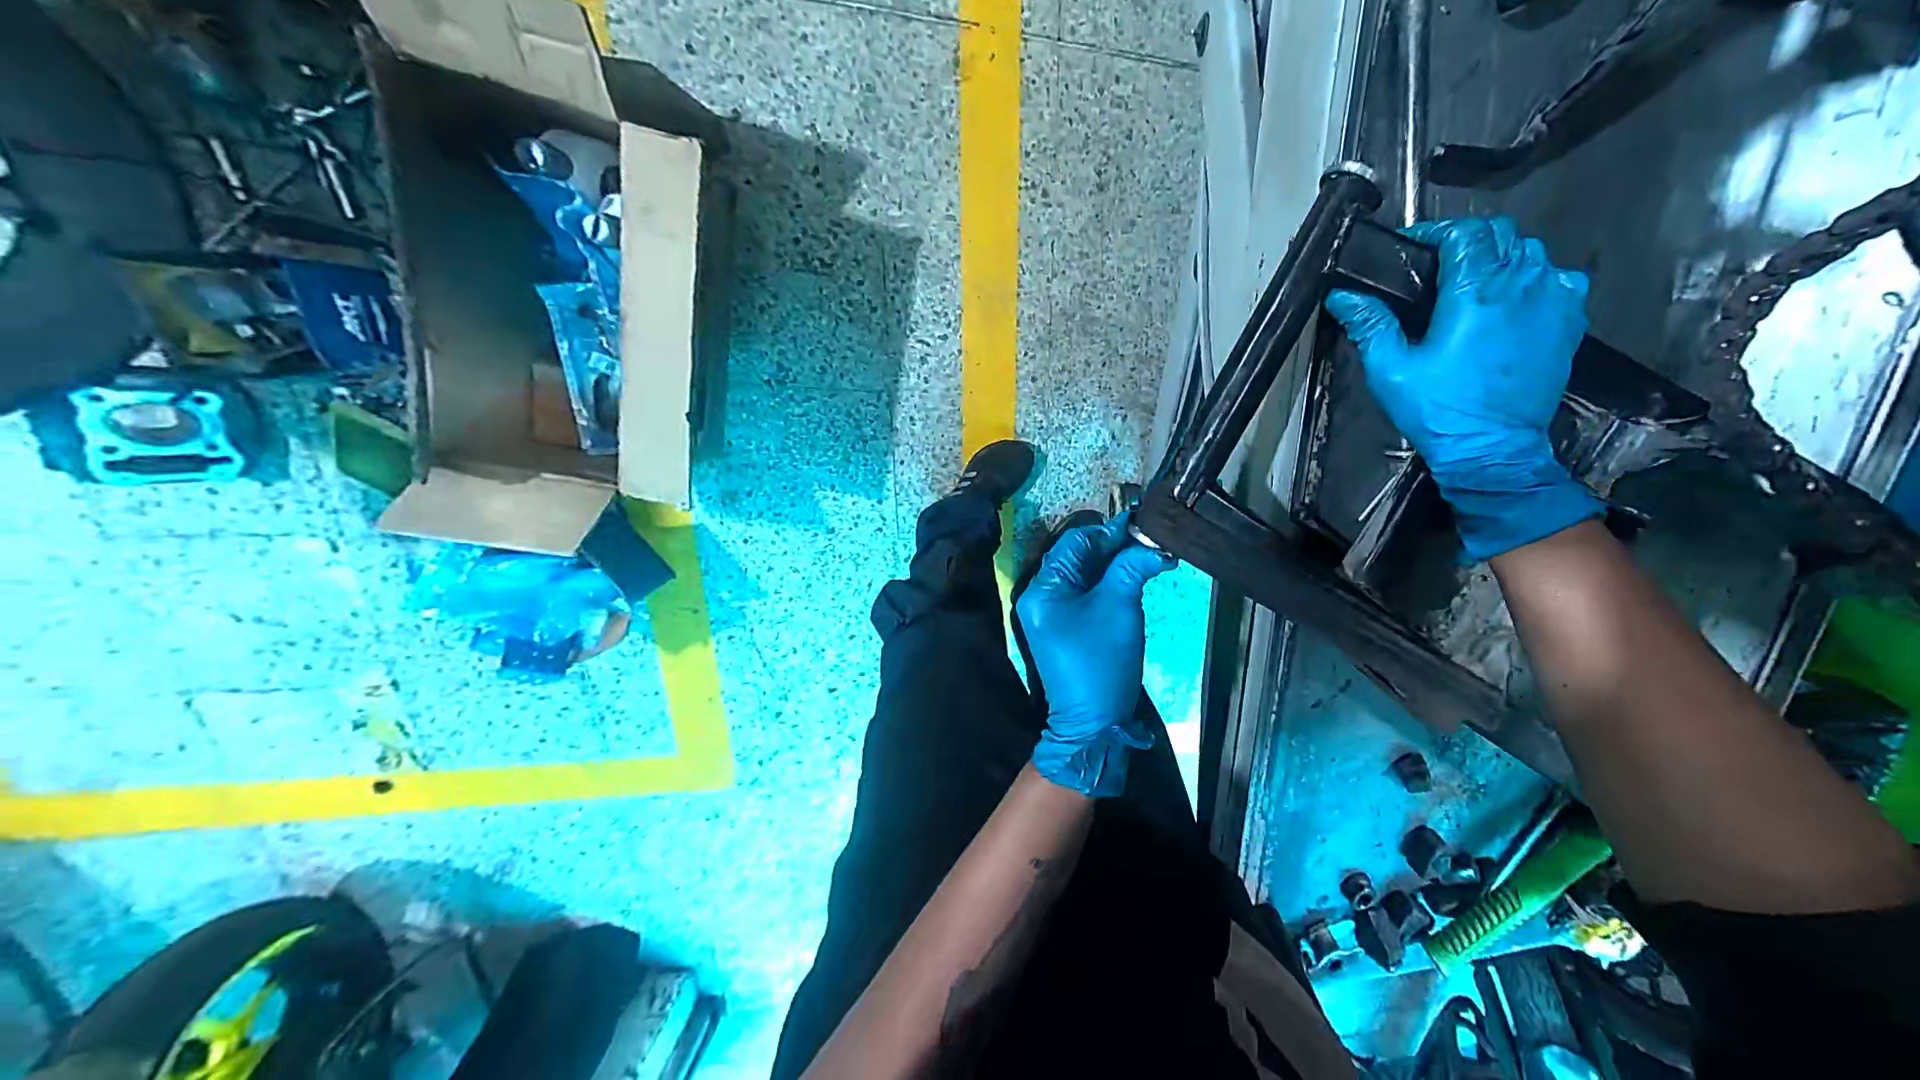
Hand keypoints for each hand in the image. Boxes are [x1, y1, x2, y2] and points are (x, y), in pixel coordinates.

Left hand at [1015, 514, 1174, 796]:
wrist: (1093, 720)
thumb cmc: (1101, 661)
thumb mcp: (1118, 607)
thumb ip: (1131, 568)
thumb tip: (1154, 544)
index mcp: (1042, 588)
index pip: (1075, 542)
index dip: (1109, 530)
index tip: (1143, 523)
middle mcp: (1040, 595)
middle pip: (1078, 556)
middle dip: (1113, 545)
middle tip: (1150, 538)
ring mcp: (1052, 611)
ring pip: (1084, 573)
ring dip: (1114, 562)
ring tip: (1148, 553)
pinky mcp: (1066, 625)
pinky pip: (1086, 592)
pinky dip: (1109, 581)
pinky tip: (1135, 574)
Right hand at [1324, 217, 1602, 558]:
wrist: (1492, 446)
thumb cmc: (1439, 409)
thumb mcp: (1391, 369)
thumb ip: (1370, 325)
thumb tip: (1344, 296)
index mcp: (1475, 292)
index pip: (1465, 233)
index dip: (1436, 231)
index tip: (1414, 244)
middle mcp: (1521, 285)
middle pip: (1501, 235)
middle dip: (1467, 240)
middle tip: (1438, 263)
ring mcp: (1553, 301)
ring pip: (1531, 252)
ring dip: (1500, 257)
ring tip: (1471, 281)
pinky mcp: (1569, 321)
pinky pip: (1557, 279)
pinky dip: (1532, 279)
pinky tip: (1509, 302)